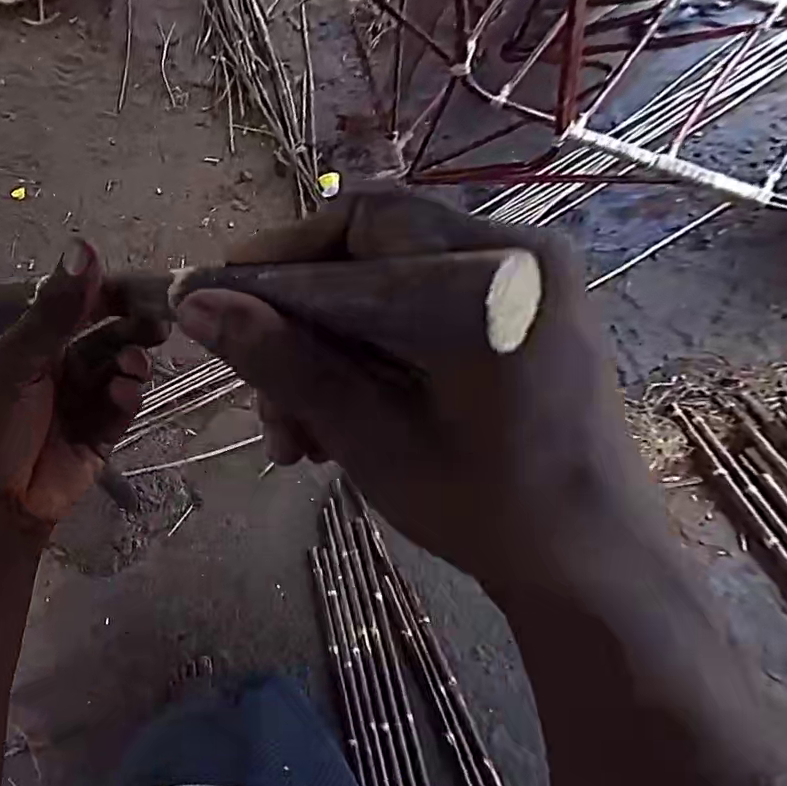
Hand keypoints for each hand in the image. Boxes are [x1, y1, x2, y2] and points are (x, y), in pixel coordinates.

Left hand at [0, 240, 164, 542]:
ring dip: (130, 363)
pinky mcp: (101, 434)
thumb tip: (84, 247)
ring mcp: (82, 402)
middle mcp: (60, 368)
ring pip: (119, 370)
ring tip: (134, 366)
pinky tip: (124, 394)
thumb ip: (55, 310)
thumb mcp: (17, 363)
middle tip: (159, 322)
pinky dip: (127, 397)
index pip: (78, 306)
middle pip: (107, 336)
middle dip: (132, 328)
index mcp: (32, 344)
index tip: (142, 285)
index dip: (108, 293)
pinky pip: (121, 406)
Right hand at [173, 188, 655, 592]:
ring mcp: (516, 285)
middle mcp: (512, 255)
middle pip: (366, 258)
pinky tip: (334, 424)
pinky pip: (413, 315)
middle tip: (263, 398)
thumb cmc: (488, 510)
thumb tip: (197, 306)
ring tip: (294, 434)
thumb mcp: (369, 436)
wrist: (589, 565)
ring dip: (324, 354)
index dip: (280, 258)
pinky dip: (365, 360)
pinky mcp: (510, 316)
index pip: (360, 220)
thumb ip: (284, 361)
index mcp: (490, 272)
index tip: (222, 302)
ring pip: (381, 293)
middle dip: (299, 328)